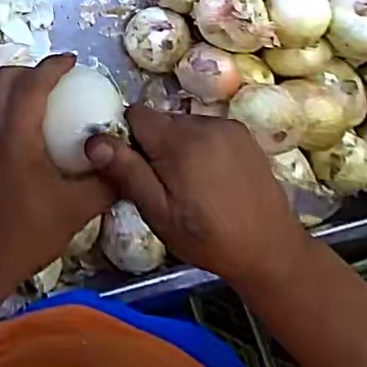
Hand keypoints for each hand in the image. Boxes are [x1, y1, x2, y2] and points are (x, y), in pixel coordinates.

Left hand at [0, 54, 115, 287]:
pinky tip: (38, 134)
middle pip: (5, 79)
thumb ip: (105, 183)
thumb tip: (127, 163)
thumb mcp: (75, 211)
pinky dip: (16, 109)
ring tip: (52, 101)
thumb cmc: (25, 233)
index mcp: (15, 135)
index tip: (73, 61)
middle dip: (33, 69)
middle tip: (61, 79)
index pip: (32, 84)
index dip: (53, 66)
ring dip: (22, 88)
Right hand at [86, 105, 306, 289]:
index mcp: (179, 141)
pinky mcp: (243, 132)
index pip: (135, 114)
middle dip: (154, 144)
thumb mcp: (159, 213)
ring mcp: (226, 125)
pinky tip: (211, 177)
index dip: (128, 138)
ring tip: (191, 183)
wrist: (272, 251)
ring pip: (182, 124)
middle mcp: (202, 123)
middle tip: (165, 184)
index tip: (137, 168)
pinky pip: (205, 128)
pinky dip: (200, 146)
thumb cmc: (208, 238)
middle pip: (159, 120)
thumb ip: (127, 173)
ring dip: (177, 145)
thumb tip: (95, 141)